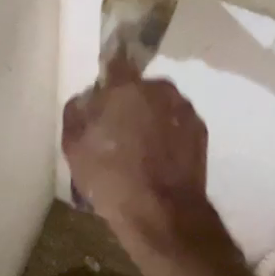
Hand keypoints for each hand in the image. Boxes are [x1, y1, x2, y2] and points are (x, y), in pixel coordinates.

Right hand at [61, 61, 213, 251]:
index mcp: (125, 86)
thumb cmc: (110, 177)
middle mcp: (159, 89)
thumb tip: (87, 99)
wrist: (161, 213)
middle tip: (118, 130)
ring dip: (151, 117)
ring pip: (161, 105)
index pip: (115, 62)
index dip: (108, 75)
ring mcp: (184, 109)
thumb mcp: (73, 146)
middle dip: (130, 101)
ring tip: (141, 149)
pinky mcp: (200, 131)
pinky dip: (169, 134)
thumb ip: (77, 112)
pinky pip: (177, 123)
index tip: (103, 92)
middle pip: (139, 87)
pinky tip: (159, 158)